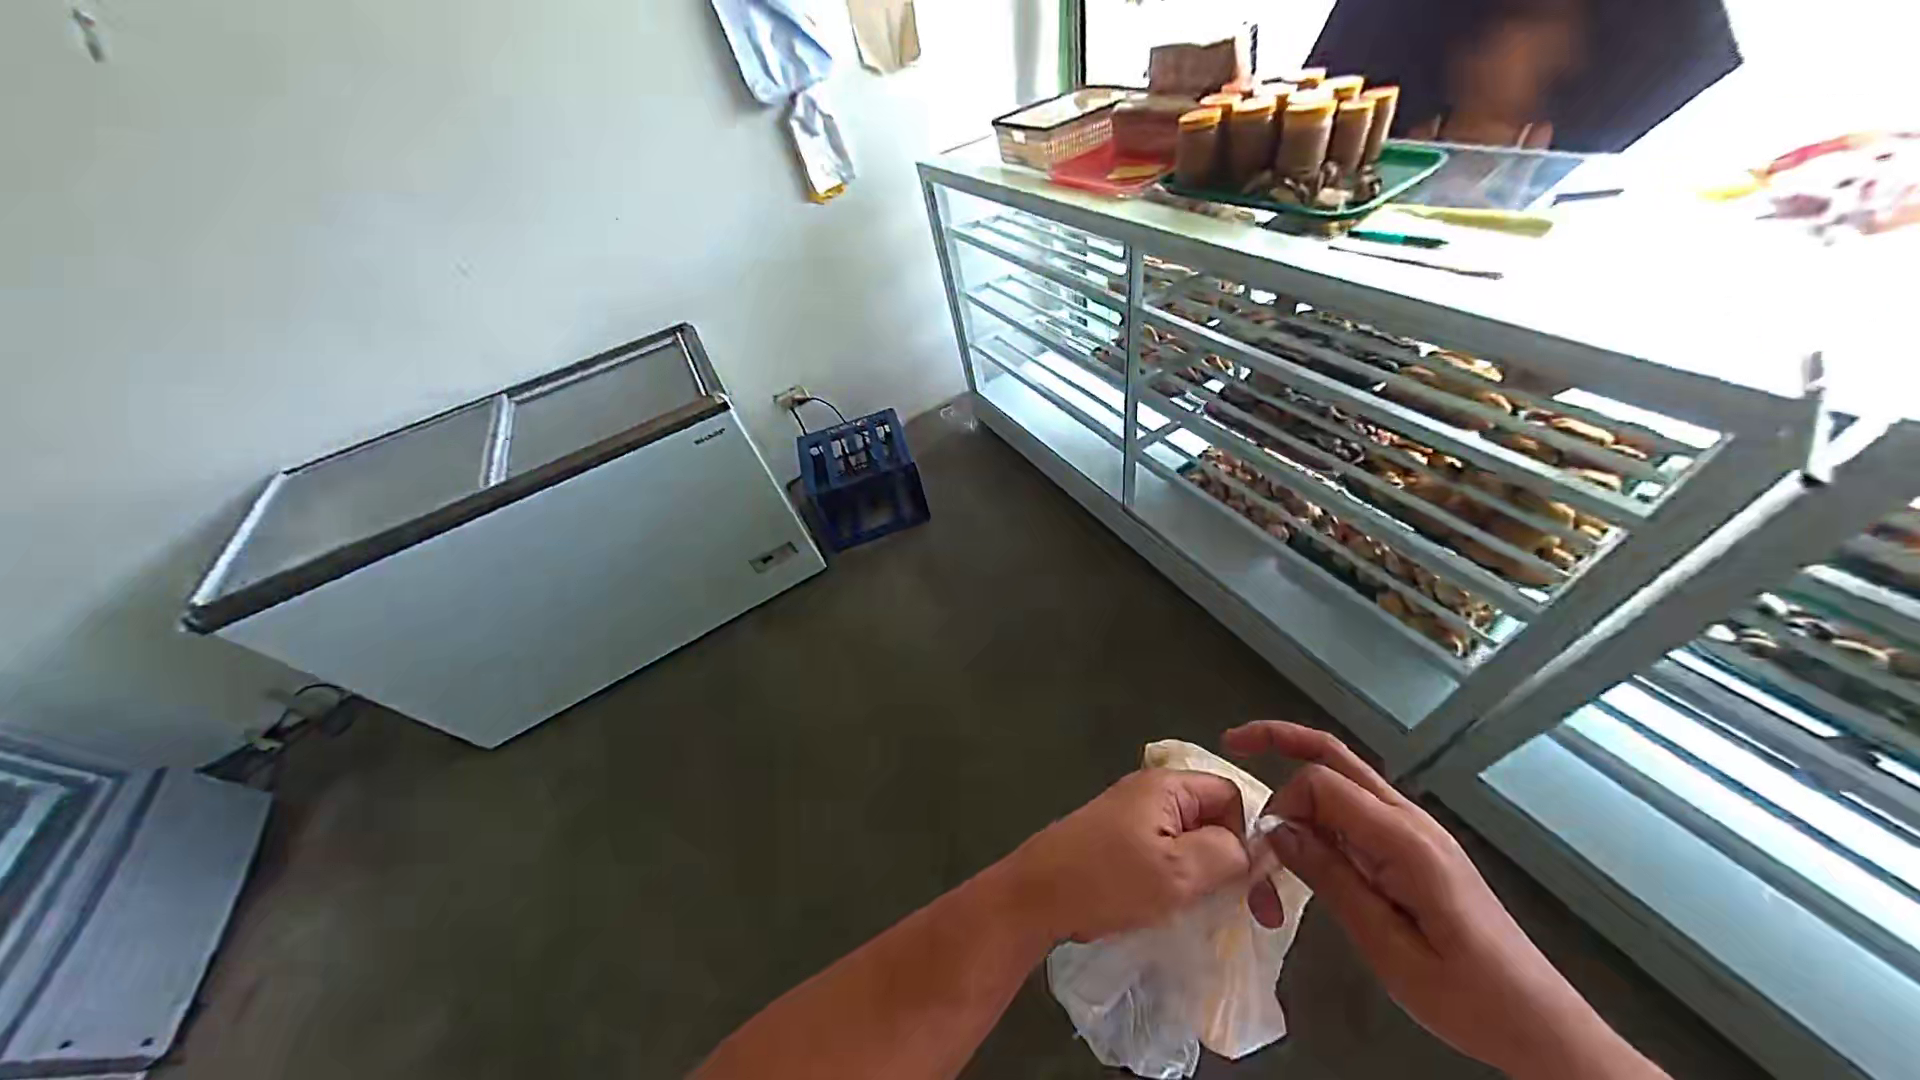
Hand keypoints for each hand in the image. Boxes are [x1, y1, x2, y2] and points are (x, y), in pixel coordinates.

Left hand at [1007, 768, 1252, 943]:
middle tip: (1251, 912)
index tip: (1256, 883)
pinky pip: (1167, 853)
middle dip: (1235, 860)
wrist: (1037, 895)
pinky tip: (1183, 906)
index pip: (1230, 796)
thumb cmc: (1108, 879)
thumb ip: (1227, 853)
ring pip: (1191, 840)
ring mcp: (1133, 817)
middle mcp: (1151, 793)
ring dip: (1210, 875)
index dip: (1249, 835)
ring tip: (1217, 912)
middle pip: (1212, 818)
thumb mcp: (1179, 870)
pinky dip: (1182, 878)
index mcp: (1166, 787)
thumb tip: (1256, 848)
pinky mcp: (1120, 842)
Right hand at [1223, 722, 1666, 1079]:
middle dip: (1280, 738)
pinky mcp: (1414, 847)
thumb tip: (1277, 830)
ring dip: (1298, 780)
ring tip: (1266, 813)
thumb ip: (1331, 880)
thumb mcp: (1390, 949)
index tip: (1266, 853)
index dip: (1282, 806)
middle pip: (1334, 754)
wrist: (1543, 1028)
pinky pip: (1355, 807)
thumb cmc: (1469, 998)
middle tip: (1234, 742)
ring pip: (1343, 775)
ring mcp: (1415, 830)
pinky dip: (1318, 810)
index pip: (1322, 783)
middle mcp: (1410, 820)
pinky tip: (1303, 840)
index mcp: (1406, 841)